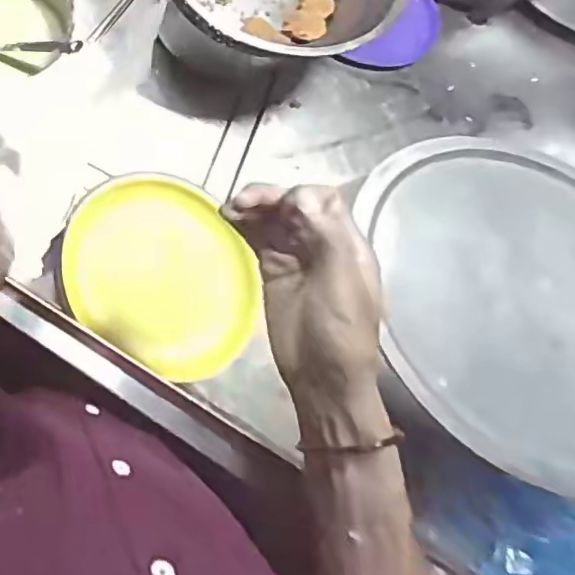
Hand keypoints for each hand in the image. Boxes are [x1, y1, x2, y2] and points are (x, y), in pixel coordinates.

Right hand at [224, 185, 385, 421]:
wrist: (323, 379)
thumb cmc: (341, 332)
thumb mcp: (342, 281)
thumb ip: (325, 234)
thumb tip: (299, 195)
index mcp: (346, 243)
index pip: (323, 200)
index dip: (300, 195)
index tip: (281, 207)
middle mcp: (320, 243)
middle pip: (294, 204)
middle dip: (270, 196)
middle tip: (243, 202)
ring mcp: (295, 256)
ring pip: (273, 217)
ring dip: (253, 207)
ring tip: (231, 208)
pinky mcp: (273, 269)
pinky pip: (258, 237)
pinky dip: (244, 224)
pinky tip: (228, 218)